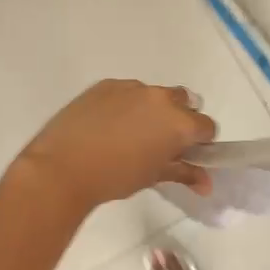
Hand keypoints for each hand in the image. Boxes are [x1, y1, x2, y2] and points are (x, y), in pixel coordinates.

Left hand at [13, 80, 217, 210]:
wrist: (63, 167)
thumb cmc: (115, 177)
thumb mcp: (153, 177)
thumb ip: (184, 174)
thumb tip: (206, 184)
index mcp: (180, 123)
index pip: (206, 127)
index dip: (200, 142)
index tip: (185, 155)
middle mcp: (161, 99)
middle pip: (185, 103)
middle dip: (179, 120)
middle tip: (160, 143)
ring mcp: (132, 88)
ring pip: (155, 95)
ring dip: (153, 110)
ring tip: (130, 134)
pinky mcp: (106, 84)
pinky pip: (127, 92)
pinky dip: (126, 105)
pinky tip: (108, 125)